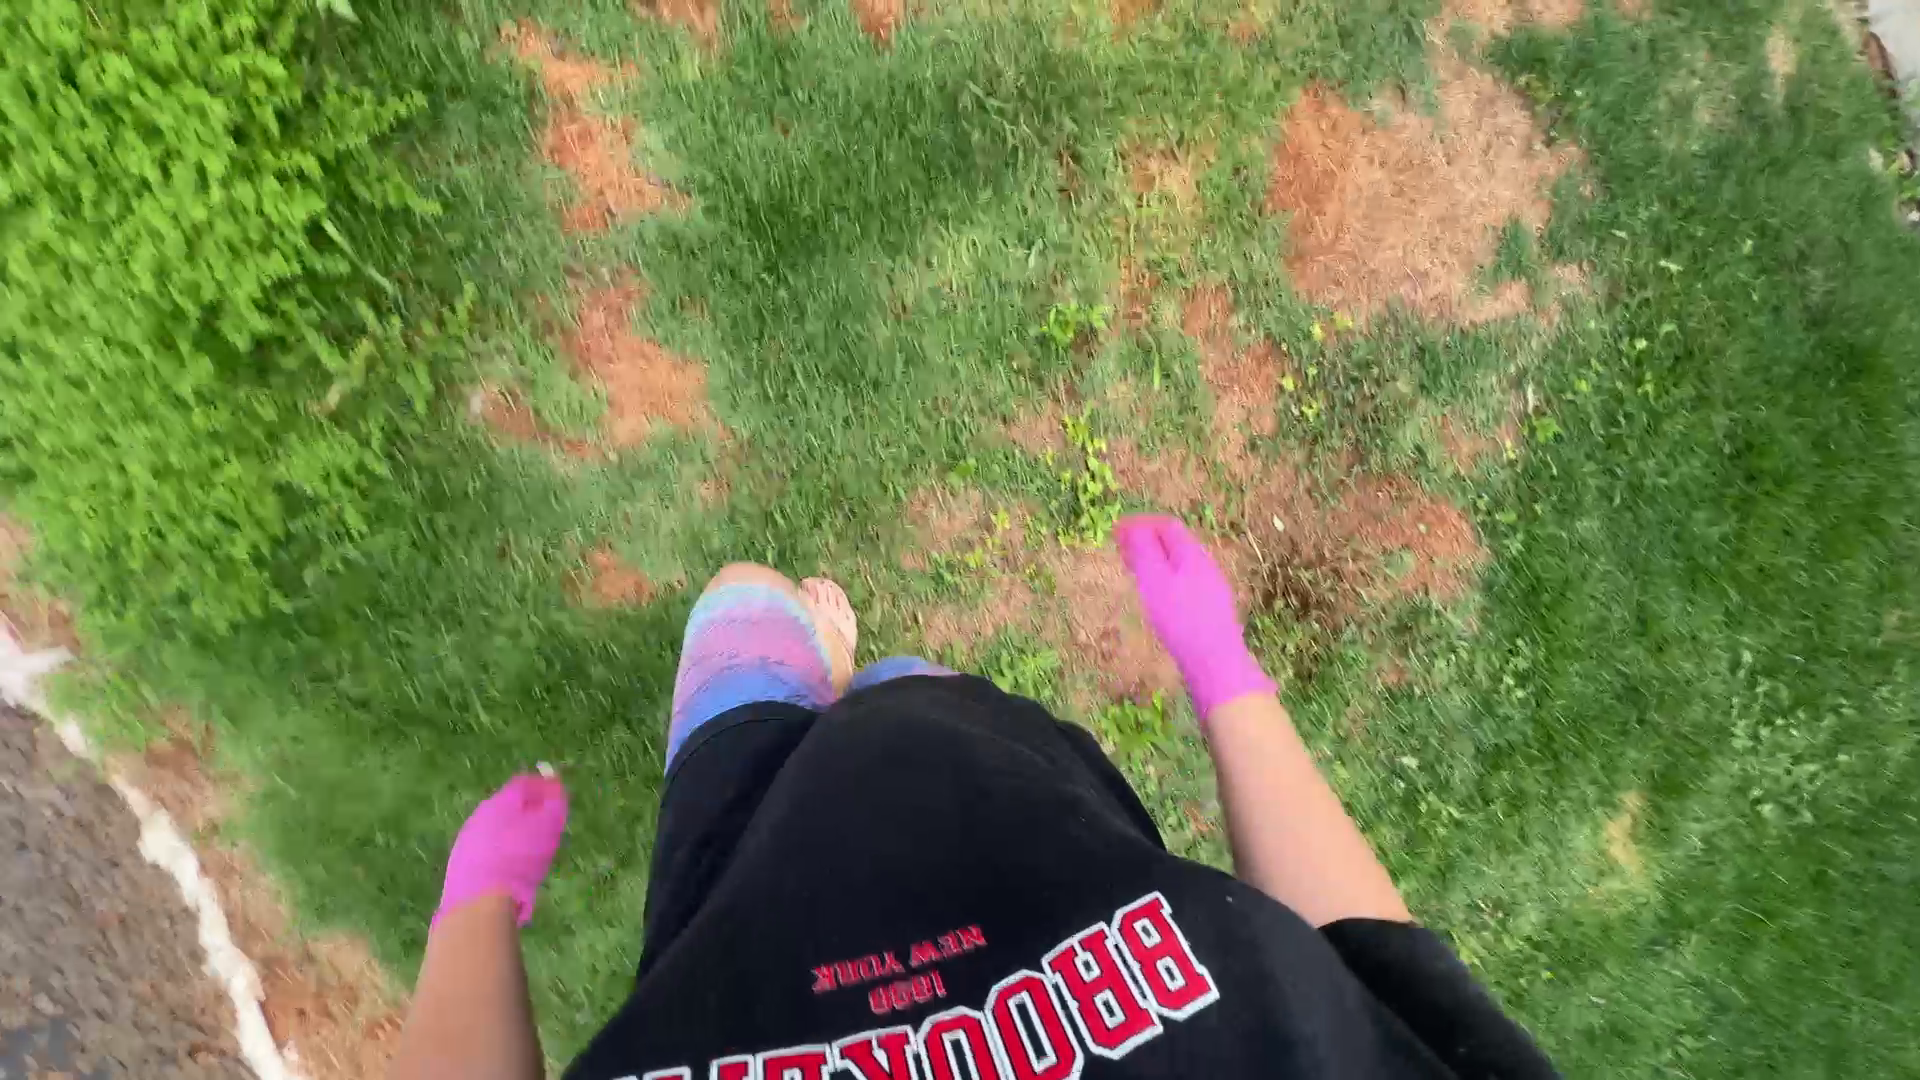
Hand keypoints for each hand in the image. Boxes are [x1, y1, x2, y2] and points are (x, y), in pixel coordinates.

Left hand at [434, 773, 568, 931]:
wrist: (480, 902)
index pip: (524, 782)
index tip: (557, 799)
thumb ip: (556, 800)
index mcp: (501, 800)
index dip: (544, 786)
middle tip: (547, 824)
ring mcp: (466, 839)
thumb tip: (556, 783)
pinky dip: (501, 851)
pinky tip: (511, 868)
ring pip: (496, 826)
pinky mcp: (458, 863)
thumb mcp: (551, 825)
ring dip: (514, 832)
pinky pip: (486, 848)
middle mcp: (479, 814)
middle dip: (528, 810)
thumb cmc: (522, 857)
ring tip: (531, 849)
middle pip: (508, 804)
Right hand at [1114, 515, 1274, 720]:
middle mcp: (1205, 567)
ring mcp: (1210, 588)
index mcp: (1192, 556)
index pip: (1167, 526)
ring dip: (1154, 560)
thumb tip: (1132, 528)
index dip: (1141, 524)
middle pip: (1174, 544)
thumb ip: (1144, 553)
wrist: (1215, 663)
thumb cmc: (1181, 620)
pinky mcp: (1209, 609)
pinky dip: (1163, 578)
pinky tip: (1155, 596)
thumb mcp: (1155, 582)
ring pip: (1178, 564)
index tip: (1116, 531)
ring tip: (1133, 570)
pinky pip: (1183, 582)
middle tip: (1121, 549)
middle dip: (1146, 540)